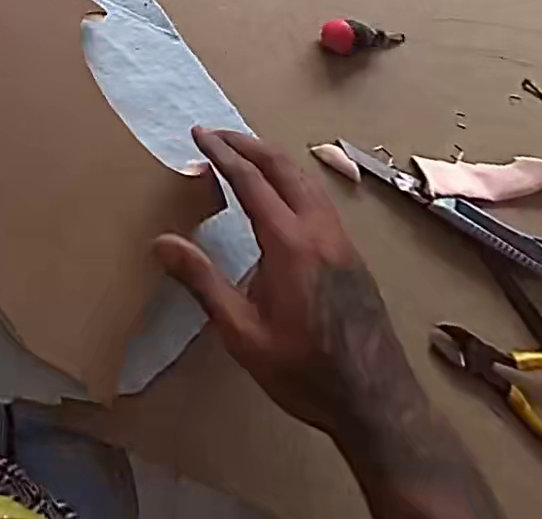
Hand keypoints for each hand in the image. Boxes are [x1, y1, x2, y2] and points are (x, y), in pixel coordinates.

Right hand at [155, 129, 408, 436]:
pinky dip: (288, 176)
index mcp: (290, 244)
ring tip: (242, 151)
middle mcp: (319, 232)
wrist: (381, 408)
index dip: (222, 153)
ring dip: (270, 157)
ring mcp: (340, 241)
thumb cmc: (305, 371)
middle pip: (283, 167)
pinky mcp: (350, 253)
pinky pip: (316, 196)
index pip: (251, 181)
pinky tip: (277, 190)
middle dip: (246, 143)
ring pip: (304, 179)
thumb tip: (161, 242)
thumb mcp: (242, 333)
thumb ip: (202, 281)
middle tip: (215, 133)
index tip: (199, 133)